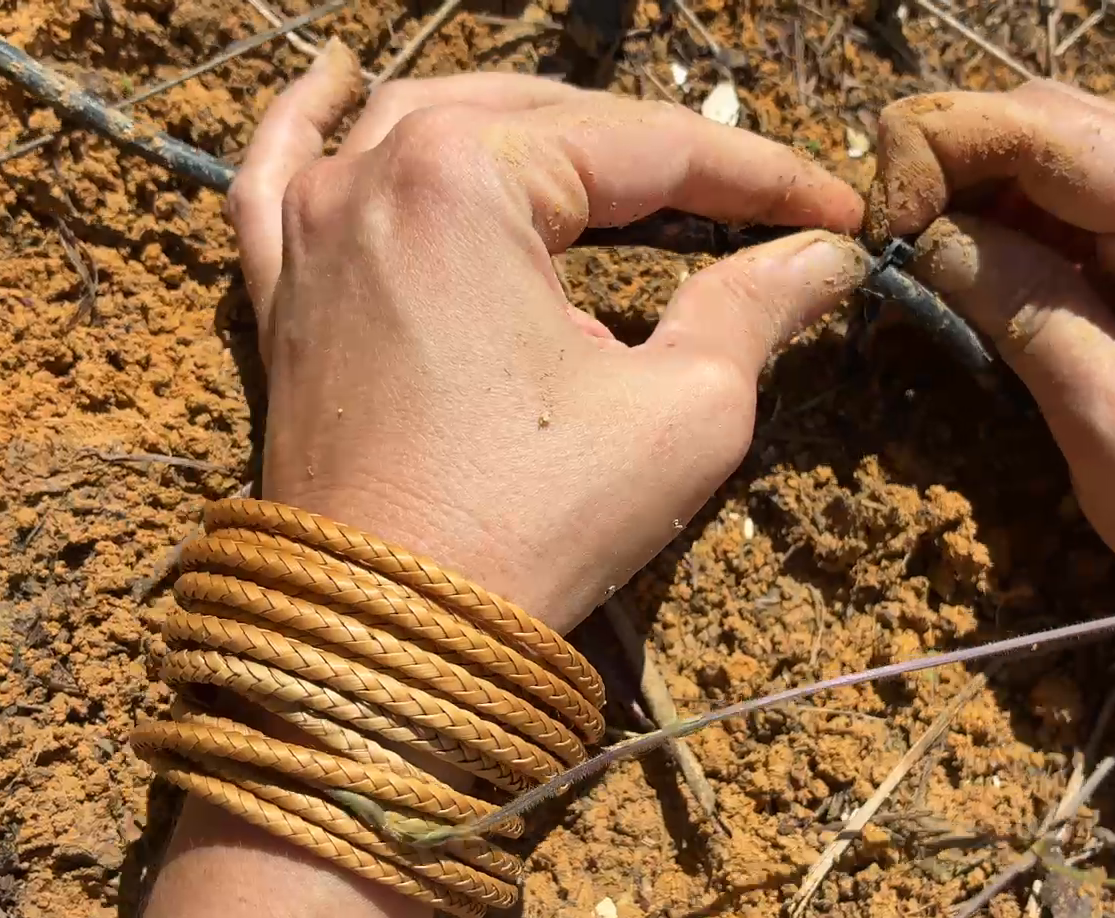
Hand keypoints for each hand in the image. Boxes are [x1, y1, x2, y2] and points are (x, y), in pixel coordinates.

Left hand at [226, 47, 866, 630]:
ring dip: (525, 127)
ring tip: (603, 146)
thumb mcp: (680, 414)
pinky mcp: (284, 297)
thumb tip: (818, 257)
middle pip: (542, 125)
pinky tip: (340, 80)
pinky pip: (281, 178)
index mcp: (464, 182)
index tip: (832, 210)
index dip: (758, 177)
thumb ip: (753, 310)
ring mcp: (310, 234)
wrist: (394, 639)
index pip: (647, 148)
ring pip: (422, 125)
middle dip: (657, 157)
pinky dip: (314, 124)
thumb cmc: (534, 527)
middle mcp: (369, 179)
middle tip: (742, 201)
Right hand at [867, 81, 1114, 640]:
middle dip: (959, 160)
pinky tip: (967, 267)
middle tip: (882, 228)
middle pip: (1064, 131)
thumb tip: (929, 236)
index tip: (877, 208)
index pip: (1062, 138)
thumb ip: (1026, 311)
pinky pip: (1081, 222)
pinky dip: (1012, 234)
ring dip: (979, 197)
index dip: (954, 146)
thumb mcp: (1111, 417)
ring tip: (910, 249)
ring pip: (1066, 169)